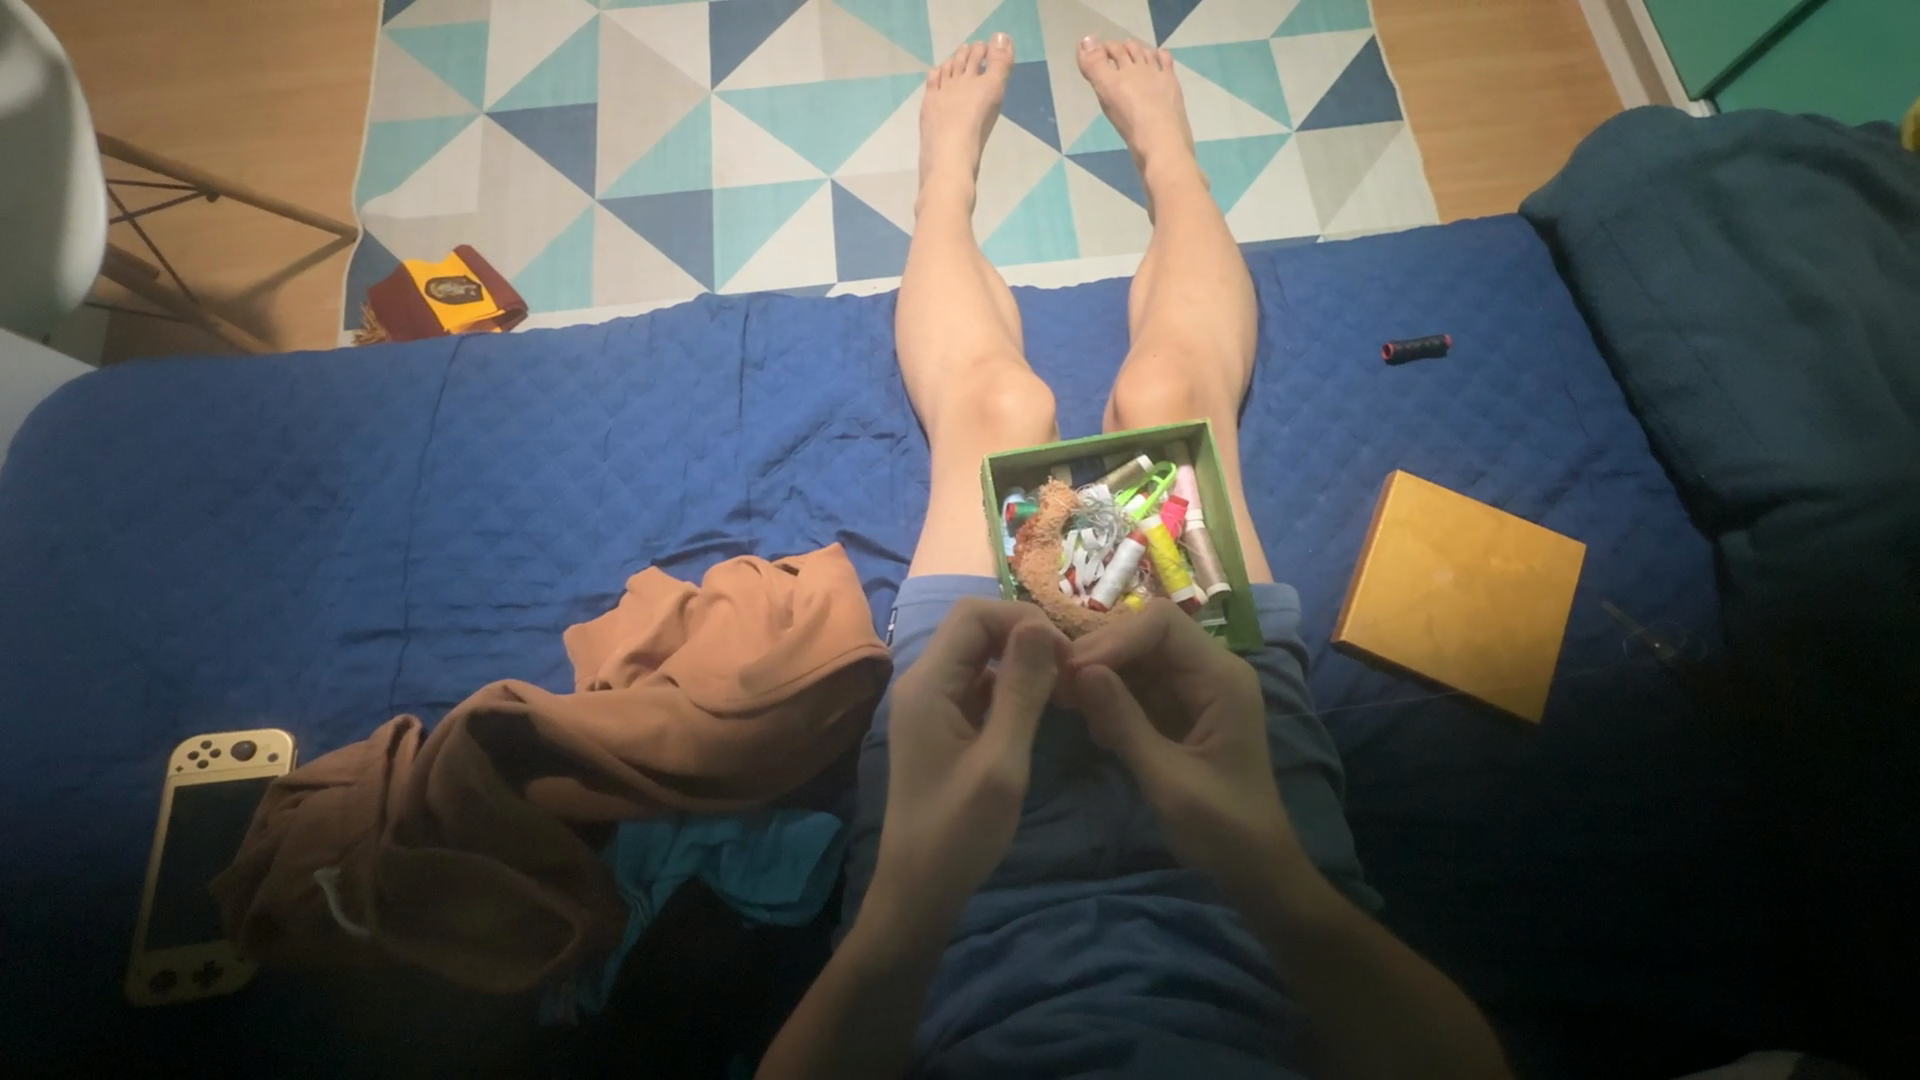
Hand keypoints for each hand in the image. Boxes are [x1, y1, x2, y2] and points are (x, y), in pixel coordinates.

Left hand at [871, 598, 1065, 923]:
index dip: (1023, 620)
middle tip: (1071, 671)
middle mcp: (924, 681)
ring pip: (980, 655)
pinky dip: (1012, 684)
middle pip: (976, 628)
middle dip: (1026, 637)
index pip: (974, 614)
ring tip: (1064, 687)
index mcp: (928, 683)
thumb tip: (1039, 625)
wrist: (919, 890)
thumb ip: (1020, 691)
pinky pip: (979, 683)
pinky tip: (1041, 706)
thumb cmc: (959, 832)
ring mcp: (932, 702)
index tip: (1066, 656)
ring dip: (1022, 660)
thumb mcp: (1001, 762)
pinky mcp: (943, 723)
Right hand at [1068, 600, 1305, 898]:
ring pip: (1133, 657)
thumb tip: (1078, 672)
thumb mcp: (1168, 779)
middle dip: (1099, 655)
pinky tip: (1093, 726)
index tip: (1074, 671)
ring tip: (1065, 704)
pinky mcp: (1175, 707)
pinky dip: (1107, 697)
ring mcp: (1191, 688)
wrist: (1255, 869)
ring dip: (1097, 675)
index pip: (1162, 625)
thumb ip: (1124, 722)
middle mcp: (1208, 671)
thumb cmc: (1222, 828)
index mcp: (1221, 678)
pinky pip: (1134, 683)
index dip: (1114, 639)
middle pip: (1143, 634)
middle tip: (1057, 687)